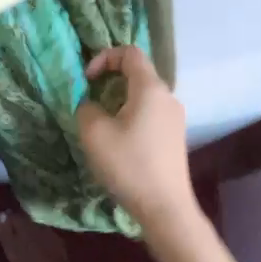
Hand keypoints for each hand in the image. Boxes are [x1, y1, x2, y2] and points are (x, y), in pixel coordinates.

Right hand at [77, 46, 197, 229]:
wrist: (165, 208)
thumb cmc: (129, 165)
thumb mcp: (94, 132)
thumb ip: (86, 107)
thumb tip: (90, 105)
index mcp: (150, 88)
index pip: (130, 52)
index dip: (104, 57)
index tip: (88, 80)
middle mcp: (167, 96)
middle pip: (138, 72)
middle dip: (110, 80)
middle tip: (91, 100)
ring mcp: (175, 118)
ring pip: (143, 94)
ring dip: (119, 99)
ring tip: (102, 122)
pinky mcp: (175, 137)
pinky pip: (150, 112)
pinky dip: (132, 114)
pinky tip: (120, 140)